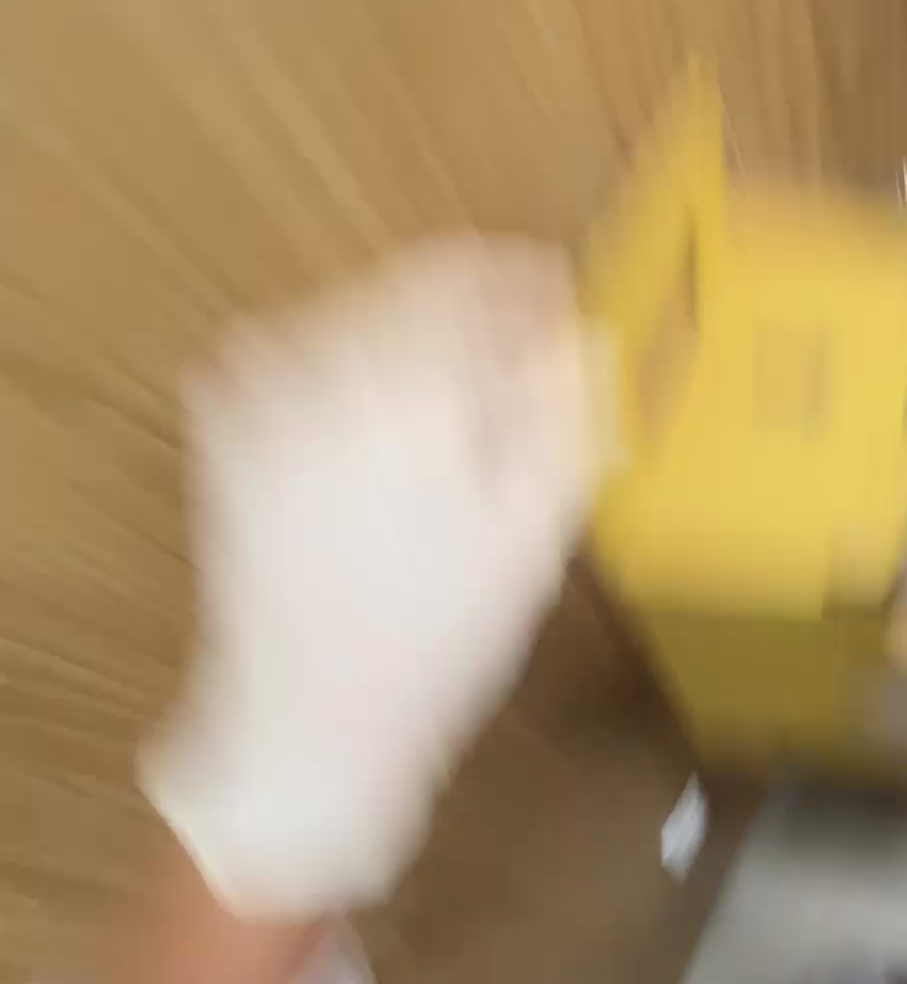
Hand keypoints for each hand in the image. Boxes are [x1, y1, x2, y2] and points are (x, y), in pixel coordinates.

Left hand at [143, 235, 592, 917]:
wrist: (314, 712)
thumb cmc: (441, 628)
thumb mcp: (539, 521)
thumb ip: (570, 414)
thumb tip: (591, 337)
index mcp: (399, 390)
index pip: (468, 271)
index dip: (532, 277)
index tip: (571, 295)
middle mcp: (311, 373)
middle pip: (419, 286)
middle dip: (493, 317)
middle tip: (543, 371)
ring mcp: (258, 396)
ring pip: (377, 315)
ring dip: (444, 342)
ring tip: (488, 410)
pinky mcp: (238, 426)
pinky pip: (328, 351)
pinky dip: (390, 366)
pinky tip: (421, 427)